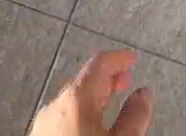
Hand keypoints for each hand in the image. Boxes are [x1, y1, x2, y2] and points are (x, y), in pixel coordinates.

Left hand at [30, 50, 152, 135]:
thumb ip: (135, 115)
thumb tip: (143, 94)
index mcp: (76, 98)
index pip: (99, 63)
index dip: (119, 58)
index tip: (132, 59)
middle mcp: (55, 106)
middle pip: (83, 81)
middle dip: (107, 78)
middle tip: (125, 80)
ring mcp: (42, 126)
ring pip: (71, 100)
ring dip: (93, 97)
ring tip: (110, 103)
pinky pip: (62, 117)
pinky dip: (79, 113)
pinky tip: (89, 127)